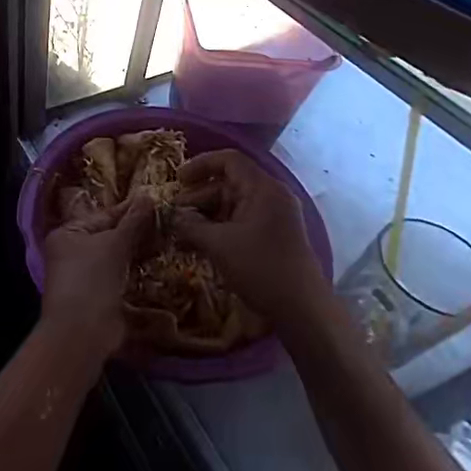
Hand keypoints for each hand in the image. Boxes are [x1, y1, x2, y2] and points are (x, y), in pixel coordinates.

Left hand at [40, 198, 154, 360]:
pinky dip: (140, 272)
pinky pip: (124, 278)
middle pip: (110, 237)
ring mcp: (88, 277)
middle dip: (138, 231)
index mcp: (68, 234)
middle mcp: (74, 253)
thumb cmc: (90, 278)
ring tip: (171, 238)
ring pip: (119, 258)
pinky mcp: (102, 297)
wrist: (82, 332)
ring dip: (141, 251)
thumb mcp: (112, 243)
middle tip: (170, 219)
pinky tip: (163, 264)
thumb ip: (133, 221)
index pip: (102, 216)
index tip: (156, 200)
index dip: (129, 209)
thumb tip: (148, 194)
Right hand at [170, 150, 328, 325]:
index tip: (176, 180)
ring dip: (203, 216)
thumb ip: (189, 225)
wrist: (301, 310)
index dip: (199, 165)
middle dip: (196, 197)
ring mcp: (272, 217)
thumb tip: (169, 215)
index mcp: (263, 189)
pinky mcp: (270, 236)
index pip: (229, 160)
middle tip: (172, 215)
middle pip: (226, 184)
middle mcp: (269, 197)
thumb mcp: (218, 245)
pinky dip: (216, 229)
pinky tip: (194, 245)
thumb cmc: (260, 269)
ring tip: (178, 234)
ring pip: (229, 205)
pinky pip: (237, 222)